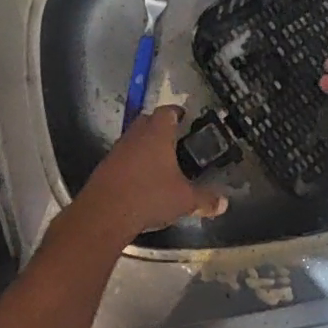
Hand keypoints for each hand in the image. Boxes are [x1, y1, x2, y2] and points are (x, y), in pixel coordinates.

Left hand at [74, 106, 226, 235]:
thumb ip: (205, 199)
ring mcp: (117, 151)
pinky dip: (133, 163)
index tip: (185, 118)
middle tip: (176, 139)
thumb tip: (224, 203)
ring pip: (133, 139)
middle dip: (161, 127)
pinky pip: (123, 157)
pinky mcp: (104, 167)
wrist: (104, 215)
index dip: (177, 112)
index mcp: (157, 134)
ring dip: (145, 145)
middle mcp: (135, 136)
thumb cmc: (150, 197)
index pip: (167, 112)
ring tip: (161, 161)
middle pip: (147, 121)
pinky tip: (142, 180)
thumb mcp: (185, 200)